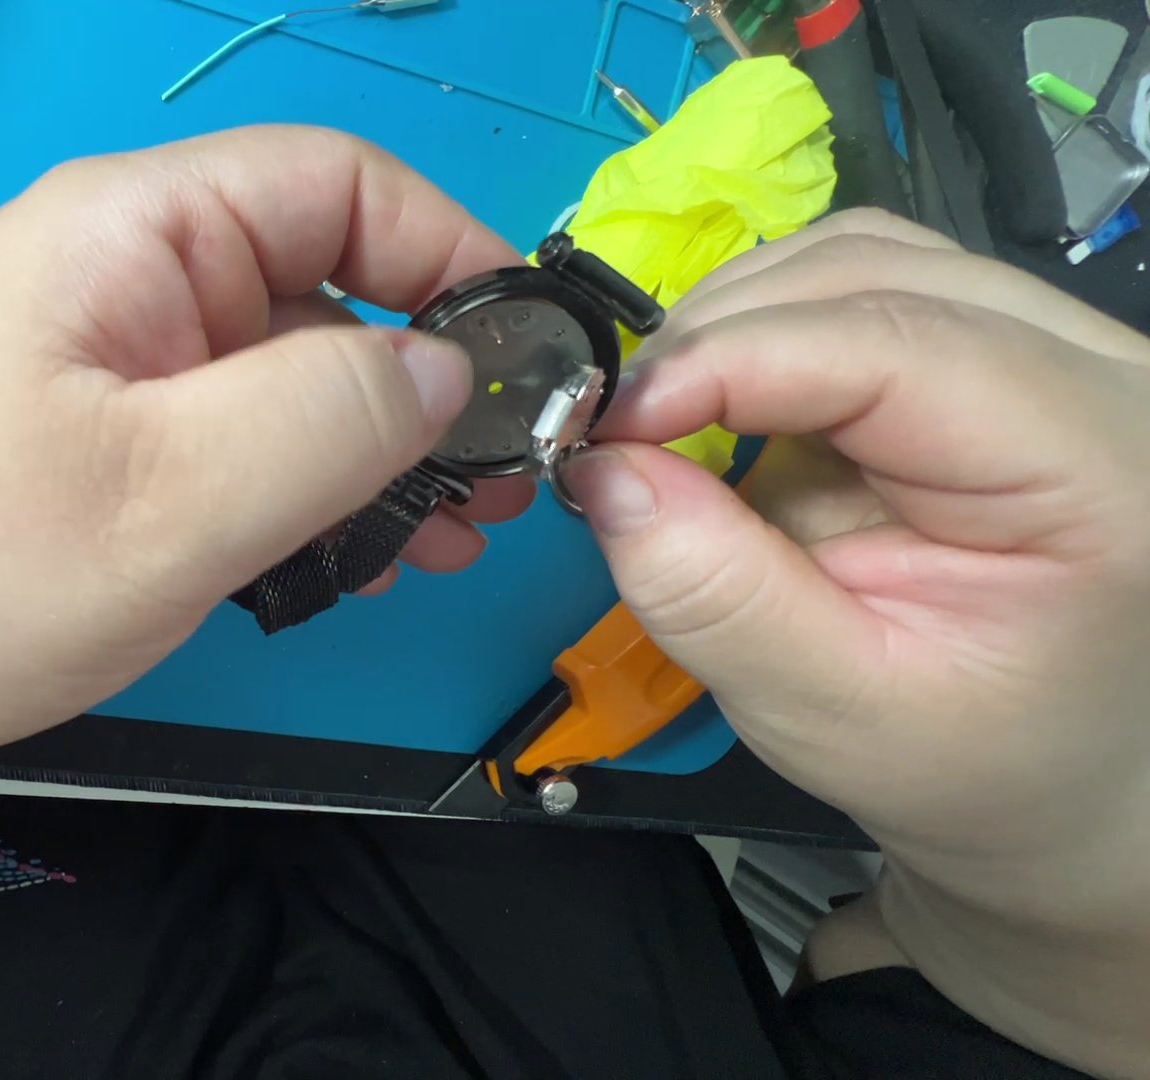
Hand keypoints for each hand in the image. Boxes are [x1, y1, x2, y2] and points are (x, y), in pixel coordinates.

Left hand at [0, 126, 533, 779]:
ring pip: (287, 381)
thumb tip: (439, 370)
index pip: (338, 189)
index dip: (451, 259)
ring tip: (437, 538)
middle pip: (321, 291)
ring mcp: (121, 366)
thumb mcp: (170, 496)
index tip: (519, 362)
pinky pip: (238, 442)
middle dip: (419, 385)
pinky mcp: (112, 439)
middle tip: (488, 488)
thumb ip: (324, 415)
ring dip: (371, 455)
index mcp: (135, 237)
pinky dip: (304, 492)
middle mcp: (130, 280)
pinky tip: (349, 556)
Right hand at [560, 210, 1149, 1070]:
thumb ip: (700, 575)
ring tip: (654, 433)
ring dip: (718, 335)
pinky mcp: (968, 381)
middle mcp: (1085, 371)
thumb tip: (597, 465)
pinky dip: (741, 349)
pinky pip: (831, 309)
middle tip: (610, 436)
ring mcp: (1032, 362)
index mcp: (1096, 456)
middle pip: (855, 263)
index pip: (867, 333)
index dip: (700, 367)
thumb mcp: (825, 700)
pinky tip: (705, 426)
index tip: (591, 440)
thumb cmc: (990, 779)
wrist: (1104, 813)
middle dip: (700, 336)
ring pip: (840, 266)